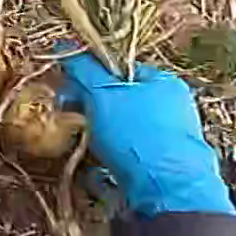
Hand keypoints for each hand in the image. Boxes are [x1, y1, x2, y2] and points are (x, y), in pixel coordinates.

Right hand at [57, 53, 235, 218]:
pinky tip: (98, 157)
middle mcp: (172, 104)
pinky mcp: (163, 159)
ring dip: (96, 127)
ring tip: (83, 138)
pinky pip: (126, 144)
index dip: (87, 75)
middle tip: (70, 113)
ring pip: (119, 121)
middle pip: (116, 94)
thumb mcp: (102, 93)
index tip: (68, 89)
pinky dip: (109, 147)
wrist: (168, 190)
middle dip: (89, 103)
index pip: (116, 68)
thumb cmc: (136, 133)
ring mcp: (171, 133)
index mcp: (163, 81)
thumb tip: (63, 45)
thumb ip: (83, 69)